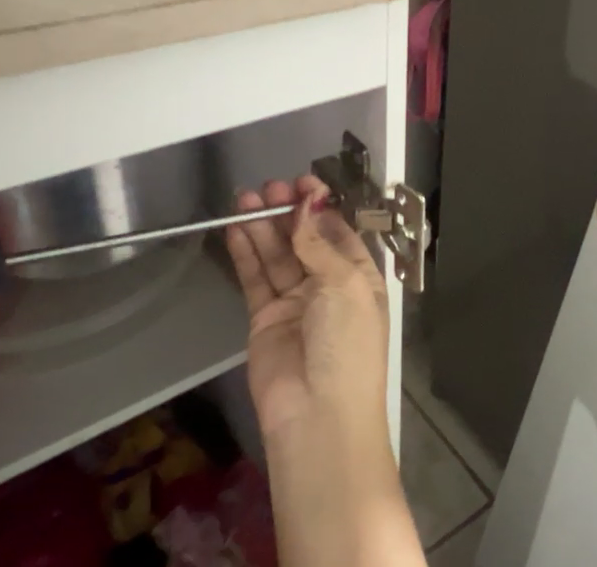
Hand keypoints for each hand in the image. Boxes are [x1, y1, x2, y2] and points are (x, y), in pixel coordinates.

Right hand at [225, 177, 388, 441]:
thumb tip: (308, 202)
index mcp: (360, 278)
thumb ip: (319, 243)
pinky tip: (236, 228)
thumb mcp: (344, 285)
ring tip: (246, 197)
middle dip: (288, 213)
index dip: (321, 207)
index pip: (339, 232)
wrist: (318, 415)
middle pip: (304, 240)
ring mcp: (296, 303)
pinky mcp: (265, 319)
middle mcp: (329, 287)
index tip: (302, 182)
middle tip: (269, 187)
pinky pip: (256, 279)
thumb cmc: (347, 344)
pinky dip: (246, 253)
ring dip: (263, 227)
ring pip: (277, 256)